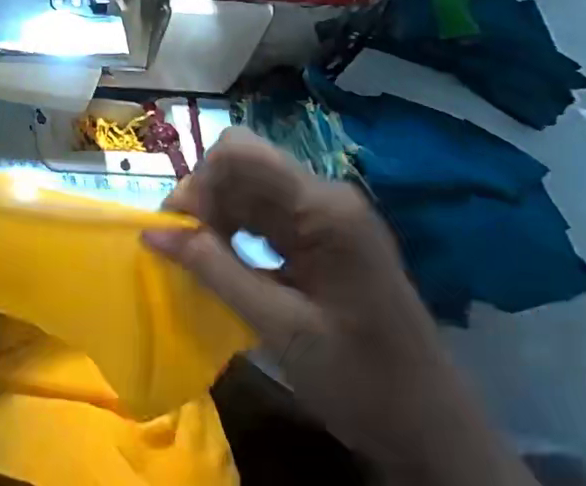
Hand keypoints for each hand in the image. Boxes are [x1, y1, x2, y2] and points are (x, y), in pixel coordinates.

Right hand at [144, 130, 534, 485]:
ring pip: (248, 187)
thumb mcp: (280, 327)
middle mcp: (325, 197)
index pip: (240, 153)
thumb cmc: (362, 381)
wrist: (434, 432)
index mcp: (323, 209)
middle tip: (181, 248)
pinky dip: (236, 231)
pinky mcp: (324, 236)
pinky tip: (226, 264)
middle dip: (203, 198)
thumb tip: (151, 232)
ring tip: (199, 260)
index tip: (176, 229)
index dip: (199, 181)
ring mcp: (327, 216)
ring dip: (216, 215)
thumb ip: (215, 270)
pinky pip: (265, 213)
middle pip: (242, 165)